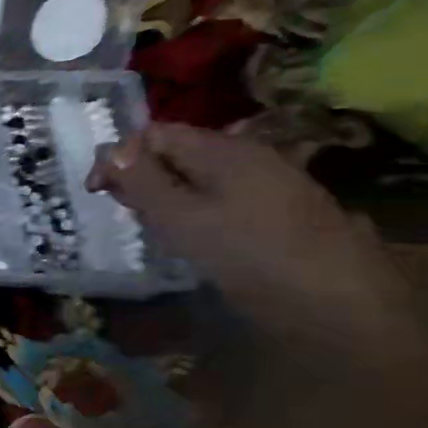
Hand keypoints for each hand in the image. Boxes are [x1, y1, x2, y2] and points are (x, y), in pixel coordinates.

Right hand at [87, 123, 412, 347]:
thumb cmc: (244, 250)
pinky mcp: (273, 206)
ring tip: (150, 223)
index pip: (155, 133)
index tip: (96, 192)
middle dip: (140, 174)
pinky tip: (187, 232)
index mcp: (223, 150)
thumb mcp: (178, 216)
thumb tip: (110, 150)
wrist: (331, 294)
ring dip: (163, 192)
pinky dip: (190, 205)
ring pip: (195, 173)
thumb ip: (141, 182)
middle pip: (176, 150)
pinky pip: (217, 192)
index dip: (118, 156)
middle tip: (124, 210)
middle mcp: (246, 155)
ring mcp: (265, 180)